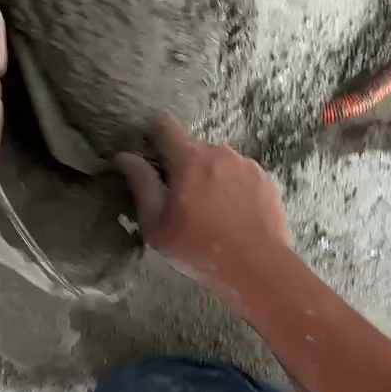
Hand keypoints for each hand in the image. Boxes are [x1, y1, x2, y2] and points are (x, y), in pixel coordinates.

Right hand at [115, 114, 290, 297]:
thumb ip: (141, 185)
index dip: (153, 134)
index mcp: (190, 159)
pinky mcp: (265, 179)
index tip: (150, 153)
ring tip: (212, 212)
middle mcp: (221, 152)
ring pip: (219, 162)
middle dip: (184, 167)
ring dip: (210, 177)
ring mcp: (247, 164)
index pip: (164, 124)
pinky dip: (233, 188)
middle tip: (182, 202)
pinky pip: (240, 175)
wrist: (258, 267)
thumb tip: (125, 156)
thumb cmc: (199, 248)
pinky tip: (234, 215)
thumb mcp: (157, 225)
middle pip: (193, 148)